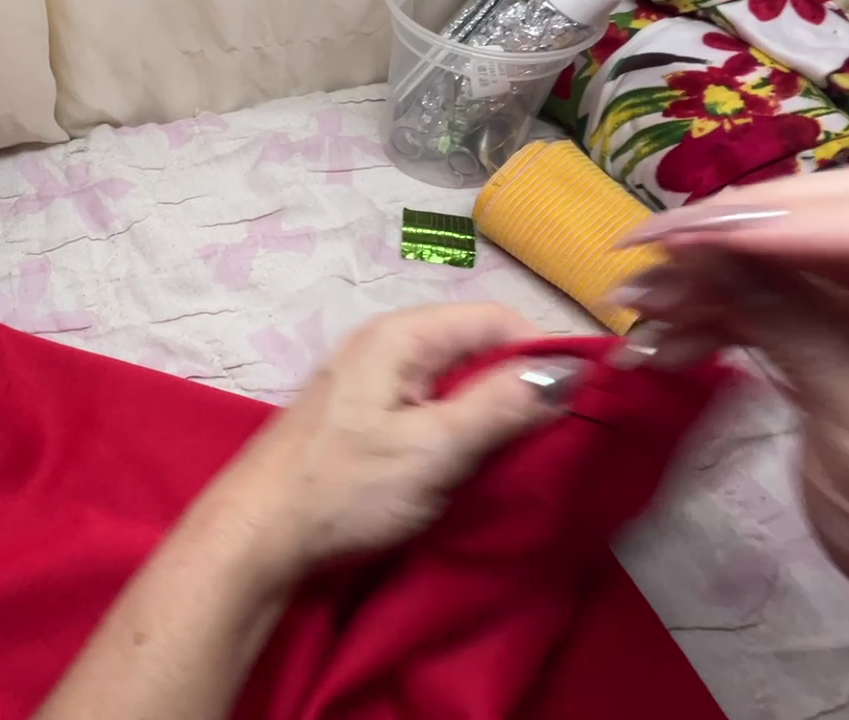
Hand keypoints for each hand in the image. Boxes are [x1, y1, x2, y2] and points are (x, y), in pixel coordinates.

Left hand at [33, 303, 576, 719]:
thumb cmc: (345, 486)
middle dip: (520, 382)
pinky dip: (461, 421)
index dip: (544, 353)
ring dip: (492, 406)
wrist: (262, 529)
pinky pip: (431, 398)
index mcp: (400, 335)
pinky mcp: (367, 407)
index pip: (494, 319)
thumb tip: (566, 372)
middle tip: (557, 435)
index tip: (587, 400)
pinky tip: (474, 455)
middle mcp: (386, 341)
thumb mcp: (433, 449)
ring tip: (522, 451)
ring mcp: (372, 374)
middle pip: (475, 344)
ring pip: (456, 374)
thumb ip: (499, 406)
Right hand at [615, 161, 848, 719]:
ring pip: (820, 240)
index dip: (821, 227)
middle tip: (657, 244)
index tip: (700, 237)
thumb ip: (805, 341)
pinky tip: (662, 330)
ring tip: (636, 300)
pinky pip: (792, 287)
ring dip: (720, 267)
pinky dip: (721, 303)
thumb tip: (705, 252)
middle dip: (758, 222)